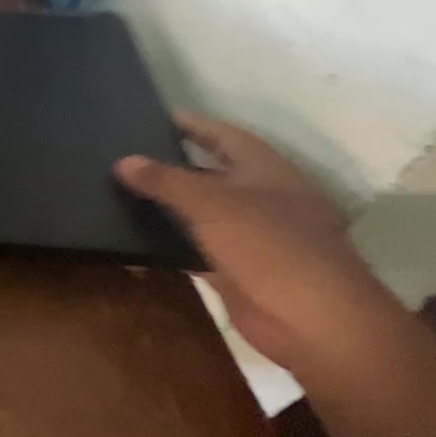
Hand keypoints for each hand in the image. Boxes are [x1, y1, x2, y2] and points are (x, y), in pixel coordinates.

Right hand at [114, 112, 400, 371]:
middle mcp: (265, 199)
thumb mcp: (211, 203)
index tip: (154, 115)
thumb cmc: (269, 246)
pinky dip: (170, 240)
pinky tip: (136, 234)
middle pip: (214, 172)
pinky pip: (197, 246)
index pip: (226, 136)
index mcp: (269, 172)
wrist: (312, 321)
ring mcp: (254, 236)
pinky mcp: (239, 269)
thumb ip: (165, 180)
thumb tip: (122, 160)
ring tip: (122, 189)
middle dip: (175, 163)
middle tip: (127, 153)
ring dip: (170, 203)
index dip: (193, 124)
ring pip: (204, 211)